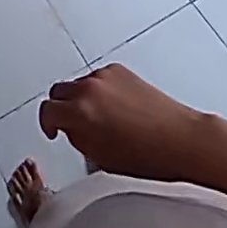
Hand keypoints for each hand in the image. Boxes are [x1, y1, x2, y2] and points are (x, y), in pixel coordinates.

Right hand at [37, 64, 220, 183]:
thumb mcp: (98, 157)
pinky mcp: (121, 70)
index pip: (47, 111)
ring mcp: (106, 76)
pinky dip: (99, 90)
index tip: (53, 131)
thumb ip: (77, 137)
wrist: (179, 139)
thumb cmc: (146, 155)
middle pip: (59, 92)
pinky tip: (114, 108)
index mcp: (80, 112)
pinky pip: (99, 78)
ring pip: (79, 84)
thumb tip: (70, 129)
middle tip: (70, 124)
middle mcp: (90, 88)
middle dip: (61, 108)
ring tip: (98, 119)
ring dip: (81, 98)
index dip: (47, 124)